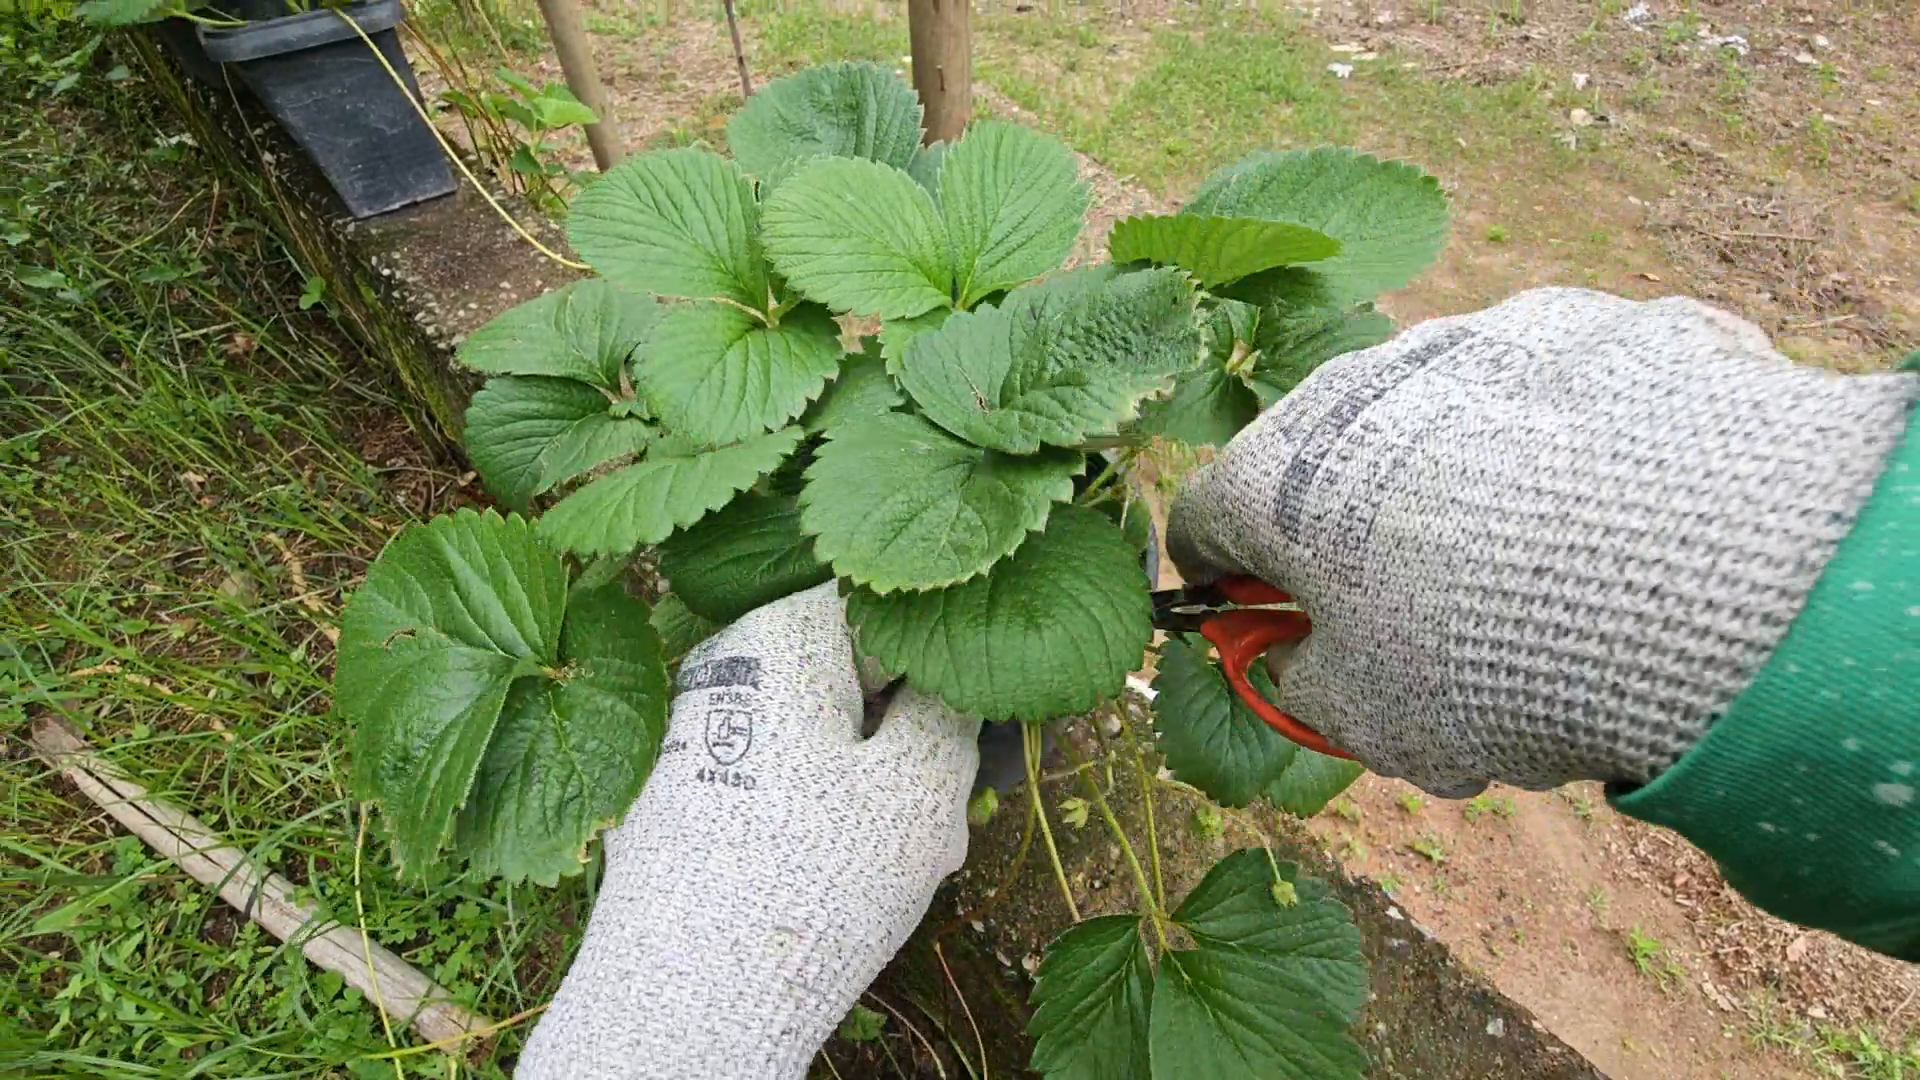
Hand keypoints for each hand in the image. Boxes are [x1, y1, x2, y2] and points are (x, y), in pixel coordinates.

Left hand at [514, 583, 980, 1079]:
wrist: (674, 1019)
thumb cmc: (808, 884)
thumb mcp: (918, 786)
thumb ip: (950, 710)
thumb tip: (949, 680)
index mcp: (780, 638)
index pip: (886, 610)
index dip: (941, 666)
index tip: (972, 731)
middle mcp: (728, 669)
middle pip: (854, 679)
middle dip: (912, 742)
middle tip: (947, 815)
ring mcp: (699, 733)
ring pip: (823, 735)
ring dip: (877, 786)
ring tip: (910, 859)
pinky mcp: (685, 790)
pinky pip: (778, 775)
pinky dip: (823, 807)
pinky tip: (847, 872)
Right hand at [1168, 287, 1914, 796]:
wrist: (1699, 577)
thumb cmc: (1473, 654)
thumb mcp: (1355, 715)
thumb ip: (1297, 682)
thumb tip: (1297, 660)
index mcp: (1261, 482)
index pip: (1196, 525)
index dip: (1215, 576)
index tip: (1252, 610)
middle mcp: (1334, 393)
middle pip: (1299, 468)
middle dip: (1323, 531)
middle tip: (1385, 597)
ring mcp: (1446, 345)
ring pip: (1401, 420)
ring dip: (1419, 478)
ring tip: (1504, 547)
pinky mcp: (1557, 321)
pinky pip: (1513, 385)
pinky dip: (1525, 434)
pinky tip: (1582, 493)